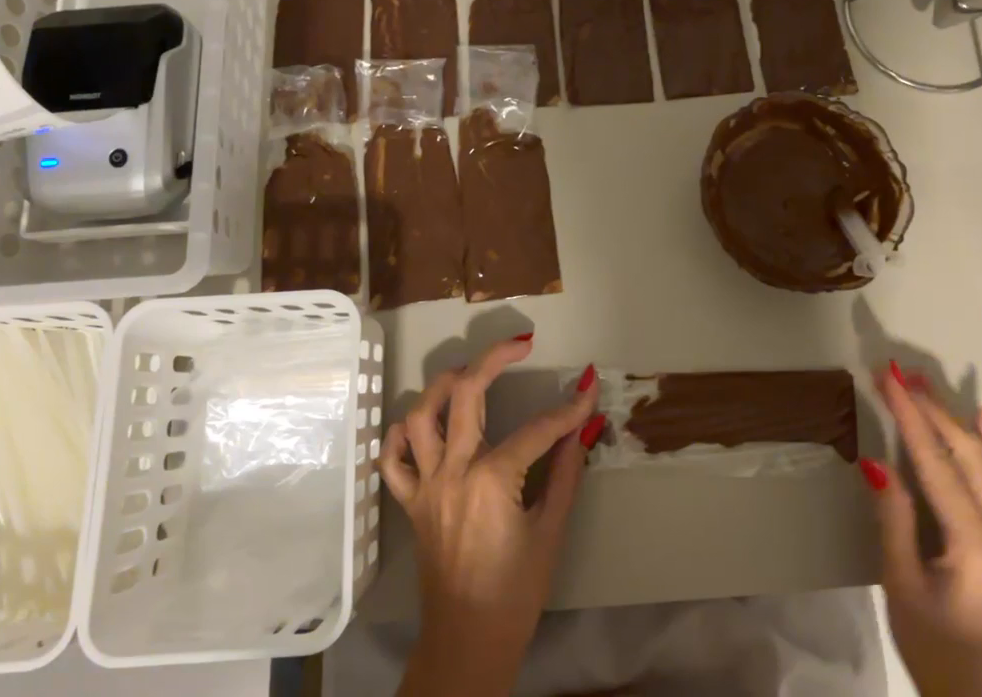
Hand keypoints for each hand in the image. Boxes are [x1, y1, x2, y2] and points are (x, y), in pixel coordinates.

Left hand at [383, 336, 602, 696]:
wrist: (468, 638)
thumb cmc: (516, 591)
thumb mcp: (550, 529)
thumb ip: (565, 471)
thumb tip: (583, 427)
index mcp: (491, 479)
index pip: (537, 429)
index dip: (568, 409)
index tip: (588, 388)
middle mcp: (452, 470)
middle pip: (466, 395)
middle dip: (494, 359)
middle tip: (520, 343)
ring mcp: (425, 484)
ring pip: (420, 415)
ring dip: (444, 385)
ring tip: (470, 373)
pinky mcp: (409, 502)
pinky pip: (393, 459)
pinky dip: (402, 434)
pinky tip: (422, 423)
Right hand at [861, 363, 981, 696]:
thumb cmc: (935, 647)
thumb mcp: (902, 585)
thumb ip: (894, 521)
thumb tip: (878, 462)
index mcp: (974, 538)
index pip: (936, 462)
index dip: (910, 416)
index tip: (888, 376)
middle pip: (965, 452)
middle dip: (931, 407)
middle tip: (898, 370)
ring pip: (980, 460)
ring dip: (950, 418)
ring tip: (923, 383)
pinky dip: (980, 442)